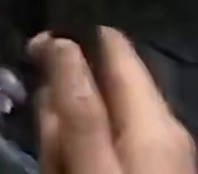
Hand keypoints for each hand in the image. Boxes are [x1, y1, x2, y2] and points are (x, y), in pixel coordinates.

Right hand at [30, 28, 195, 173]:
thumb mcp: (93, 166)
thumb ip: (78, 106)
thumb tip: (61, 40)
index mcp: (156, 117)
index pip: (112, 42)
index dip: (69, 37)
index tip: (34, 55)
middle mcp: (164, 127)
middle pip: (98, 80)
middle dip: (63, 100)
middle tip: (48, 135)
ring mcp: (161, 156)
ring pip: (96, 116)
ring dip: (66, 133)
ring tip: (56, 162)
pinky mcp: (149, 173)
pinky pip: (104, 146)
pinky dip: (80, 155)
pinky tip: (69, 169)